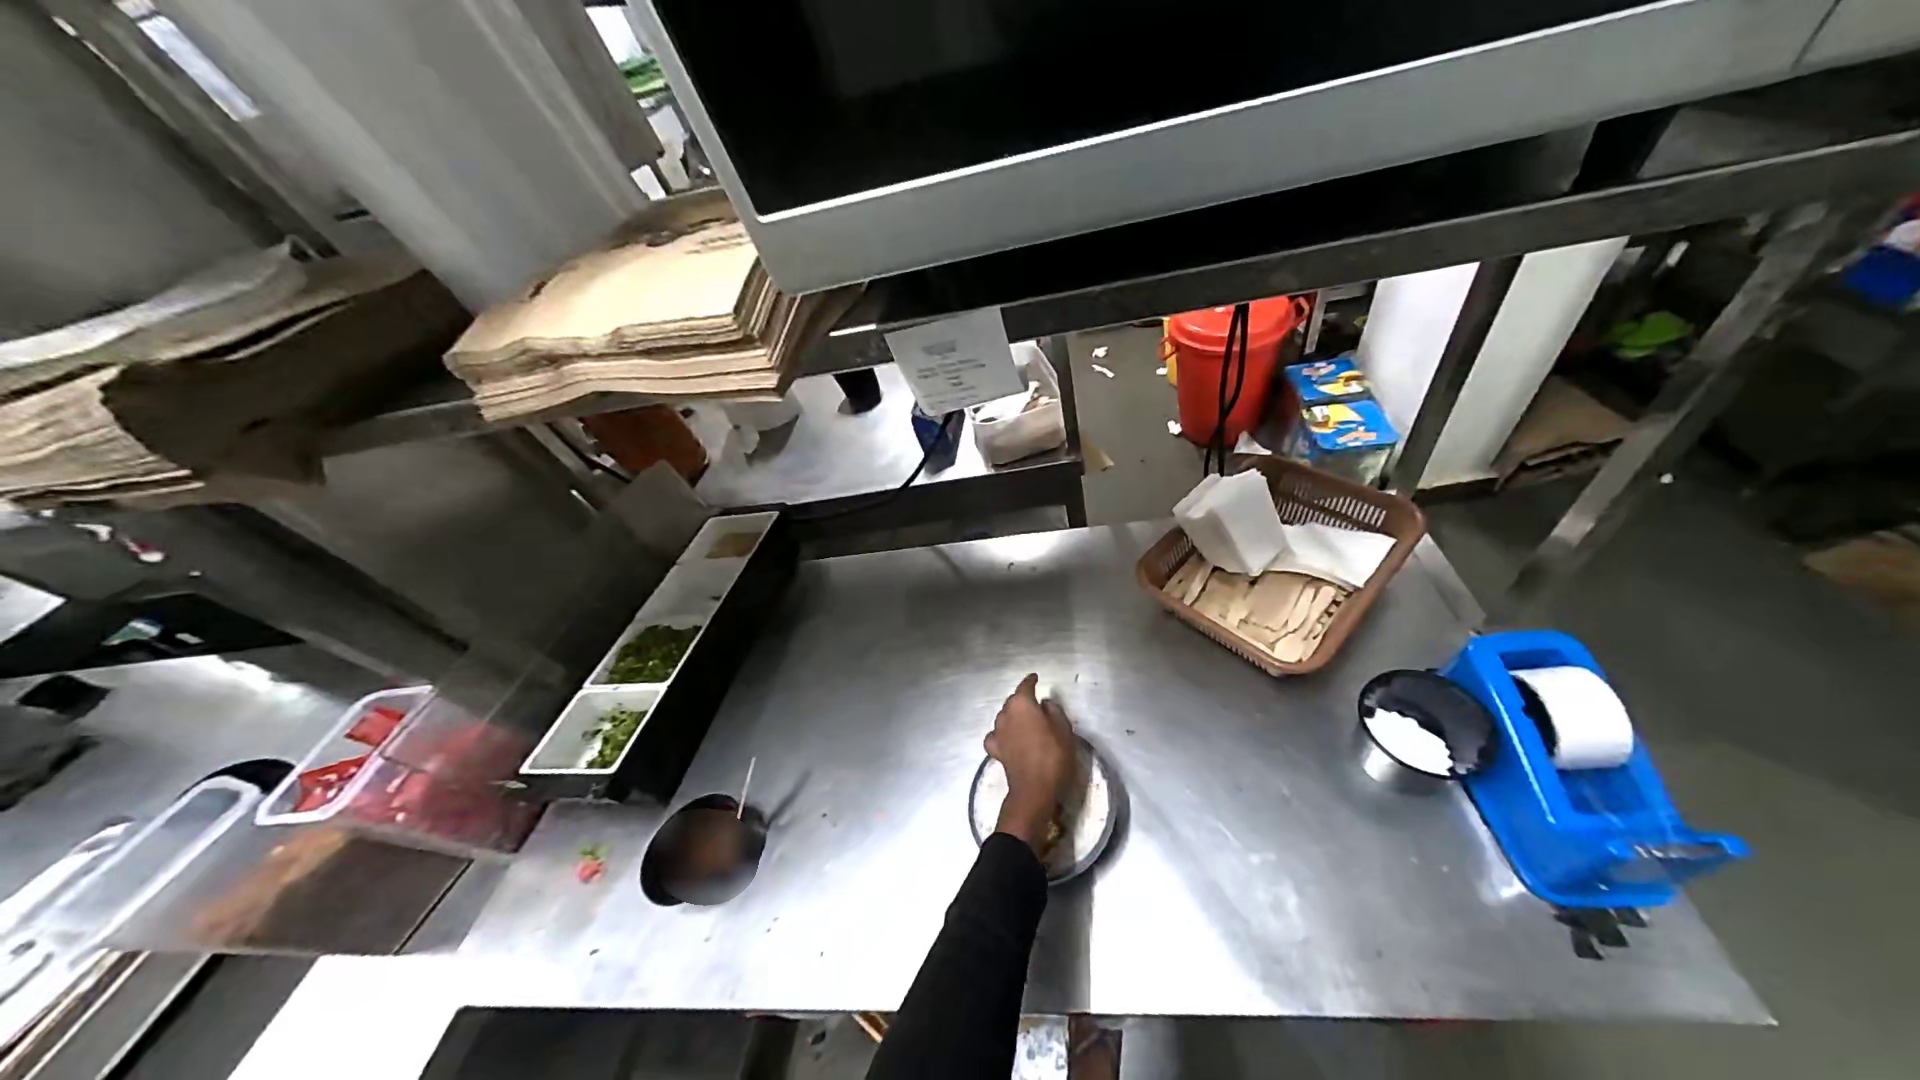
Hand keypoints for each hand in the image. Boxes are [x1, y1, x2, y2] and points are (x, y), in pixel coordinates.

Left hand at [985, 673, 1075, 852]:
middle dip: (1022, 700)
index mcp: (1022, 704)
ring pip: (1004, 717)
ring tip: (1026, 723)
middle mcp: (1005, 714)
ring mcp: (997, 732)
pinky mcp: (995, 750)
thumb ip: (1054, 710)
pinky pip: (997, 736)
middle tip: (1036, 705)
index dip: (1030, 681)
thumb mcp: (1063, 729)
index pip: (1025, 686)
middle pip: (1013, 701)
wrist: (1034, 789)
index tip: (1035, 677)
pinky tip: (1009, 739)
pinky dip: (1002, 735)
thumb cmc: (1053, 755)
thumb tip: (1044, 703)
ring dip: (1013, 717)